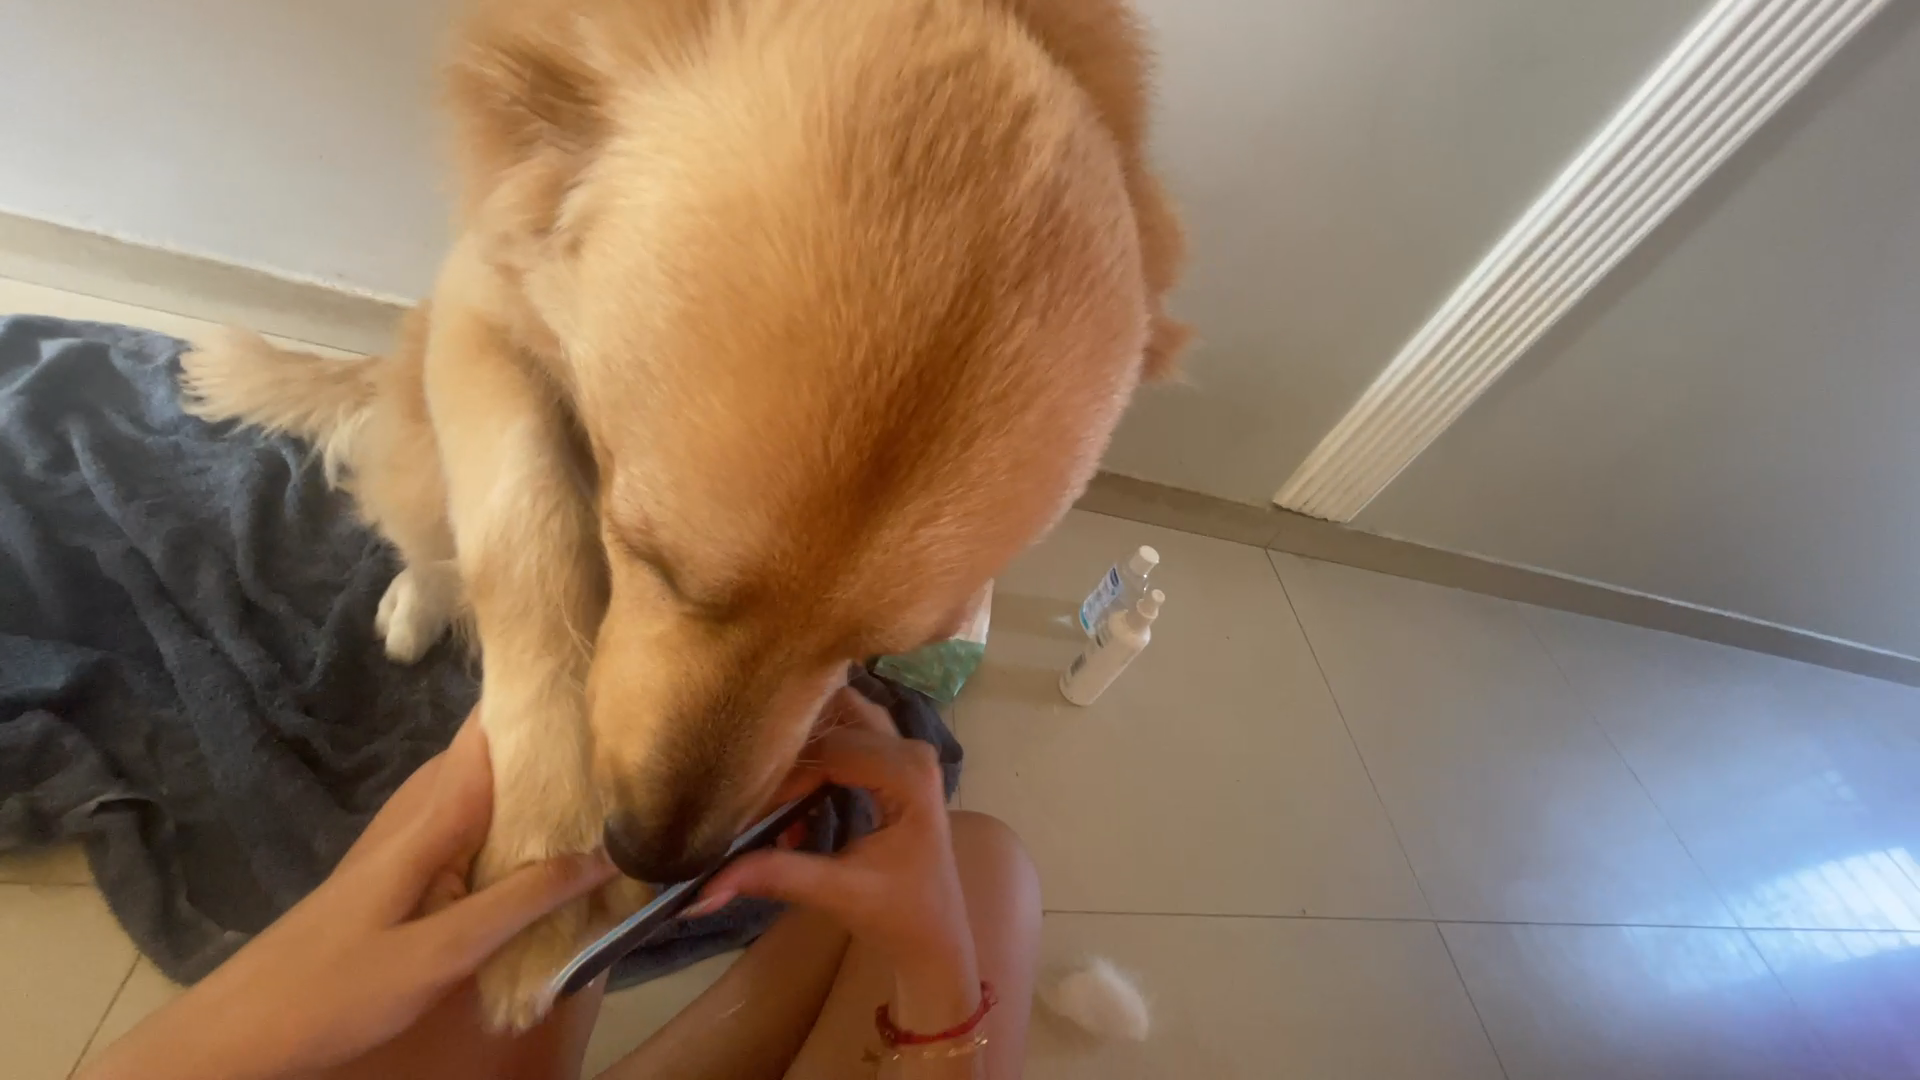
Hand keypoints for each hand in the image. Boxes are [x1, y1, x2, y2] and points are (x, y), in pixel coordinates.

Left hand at [81, 714, 615, 1079]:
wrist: (233, 1037)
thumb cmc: (336, 987)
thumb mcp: (443, 951)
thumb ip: (527, 899)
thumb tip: (611, 855)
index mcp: (438, 812)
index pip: (488, 728)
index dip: (535, 696)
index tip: (592, 682)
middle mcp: (427, 808)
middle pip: (495, 750)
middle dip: (552, 737)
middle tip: (617, 740)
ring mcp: (415, 835)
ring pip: (488, 784)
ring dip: (537, 776)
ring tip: (600, 777)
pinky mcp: (411, 863)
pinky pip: (477, 817)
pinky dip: (517, 812)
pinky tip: (547, 834)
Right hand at [697, 686, 980, 1028]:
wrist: (935, 936)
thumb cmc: (898, 914)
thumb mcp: (837, 892)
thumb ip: (777, 875)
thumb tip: (704, 888)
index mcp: (909, 774)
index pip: (833, 750)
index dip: (787, 776)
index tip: (749, 810)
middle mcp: (912, 750)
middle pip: (841, 713)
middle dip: (795, 741)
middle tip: (754, 775)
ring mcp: (908, 751)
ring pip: (846, 716)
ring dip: (807, 742)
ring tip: (769, 777)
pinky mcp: (897, 761)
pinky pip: (852, 734)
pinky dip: (819, 754)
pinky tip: (795, 795)